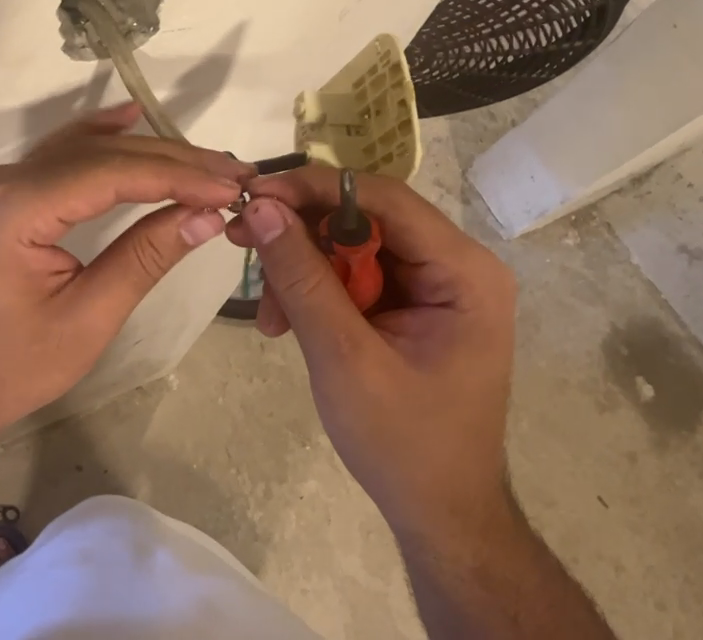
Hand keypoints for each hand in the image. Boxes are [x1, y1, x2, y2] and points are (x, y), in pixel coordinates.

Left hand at [0, 103, 248, 457]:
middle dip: (172, 162)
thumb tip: (208, 214)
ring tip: (206, 161)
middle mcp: (6, 180)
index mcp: (17, 209)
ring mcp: (5, 182)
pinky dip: (102, 138)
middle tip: (234, 174)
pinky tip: (131, 118)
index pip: (111, 174)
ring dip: (148, 153)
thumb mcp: (90, 317)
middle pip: (102, 154)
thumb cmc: (17, 364)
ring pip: (87, 150)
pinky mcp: (11, 193)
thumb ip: (146, 257)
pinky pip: (63, 154)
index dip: (177, 176)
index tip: (232, 186)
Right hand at [227, 168, 516, 543]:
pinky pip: (352, 275)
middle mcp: (455, 265)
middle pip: (363, 218)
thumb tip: (258, 207)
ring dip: (300, 270)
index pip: (382, 197)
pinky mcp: (411, 305)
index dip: (313, 189)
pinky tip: (285, 323)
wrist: (439, 512)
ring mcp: (434, 285)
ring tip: (269, 316)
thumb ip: (301, 276)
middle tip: (239, 242)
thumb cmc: (403, 442)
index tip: (252, 196)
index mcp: (463, 271)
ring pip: (349, 245)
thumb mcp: (343, 356)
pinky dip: (313, 292)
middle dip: (299, 235)